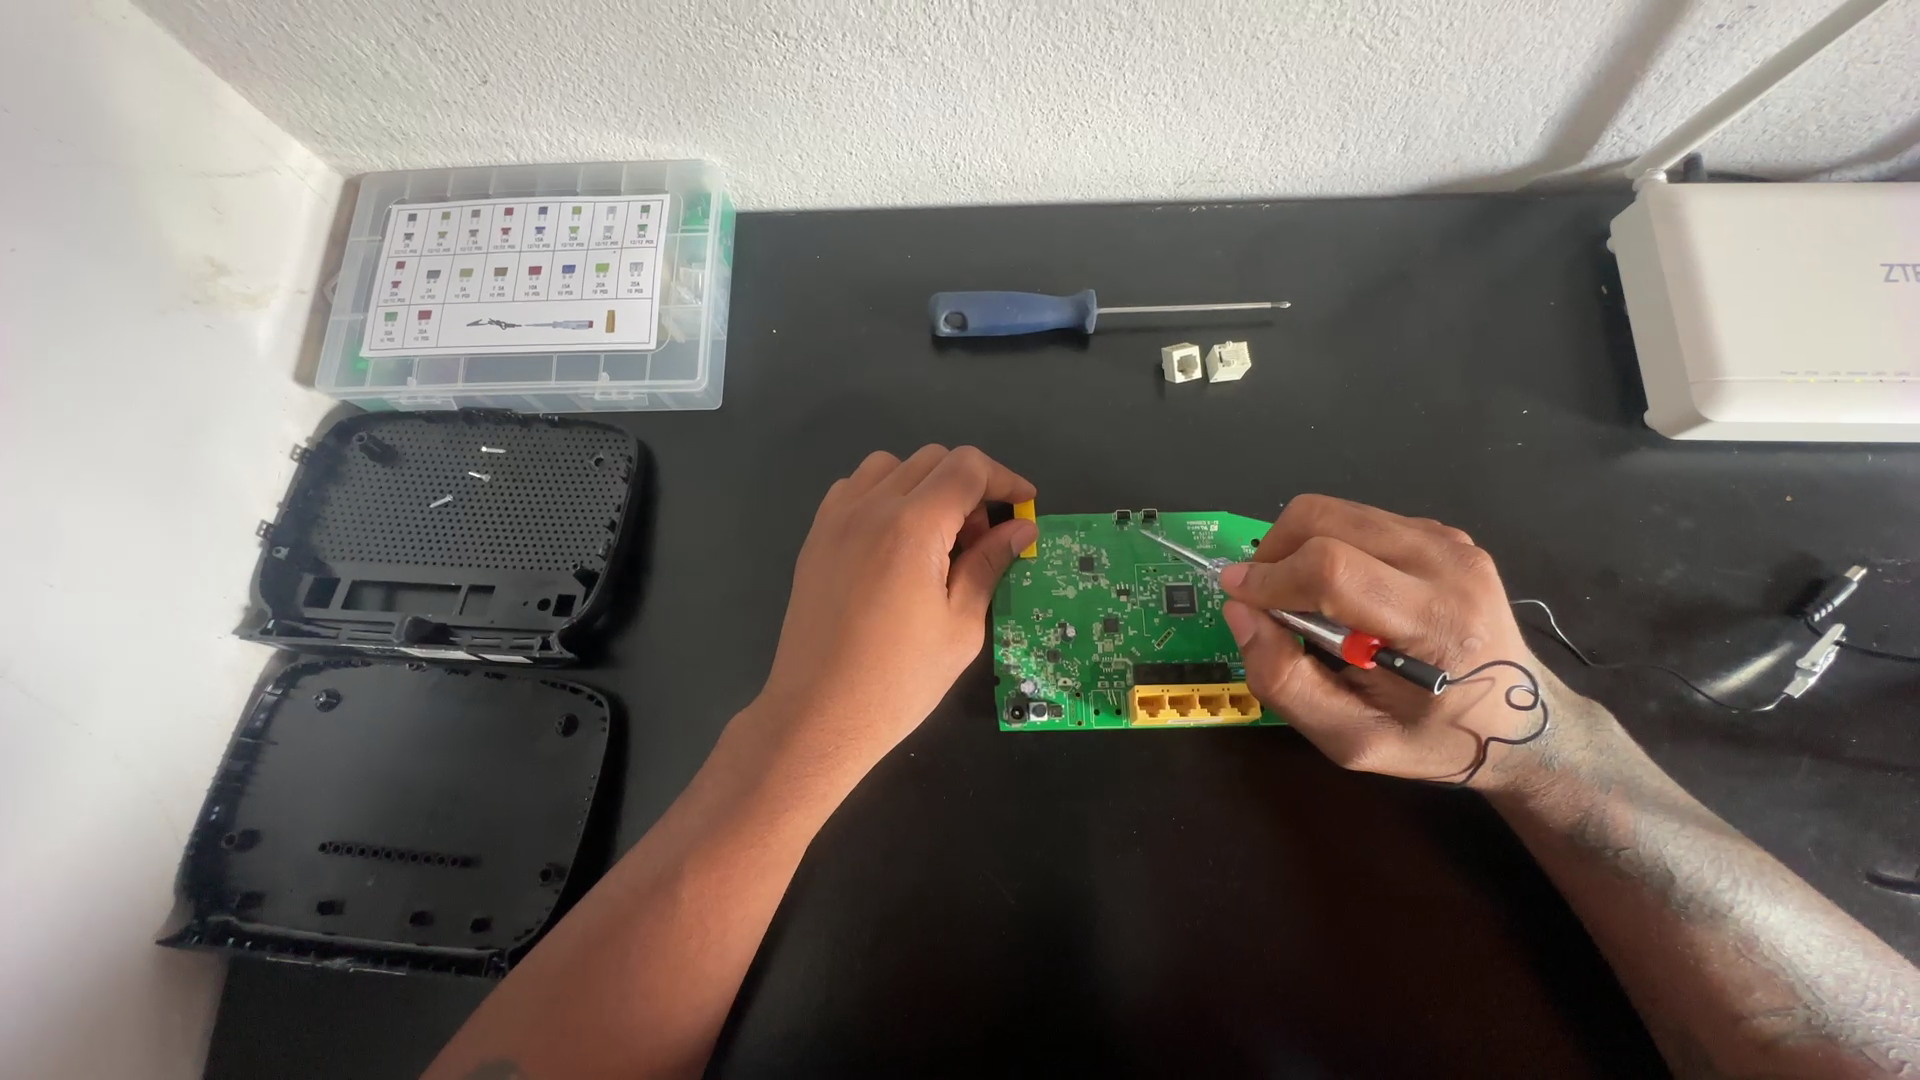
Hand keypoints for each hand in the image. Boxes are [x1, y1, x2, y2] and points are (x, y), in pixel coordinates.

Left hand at [752, 446, 1036, 771]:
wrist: (819, 714)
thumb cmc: (899, 681)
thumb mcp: (961, 626)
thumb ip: (989, 564)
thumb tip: (1023, 528)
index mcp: (913, 527)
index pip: (968, 468)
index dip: (1005, 479)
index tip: (1025, 507)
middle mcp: (871, 507)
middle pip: (933, 458)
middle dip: (969, 486)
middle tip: (981, 539)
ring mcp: (836, 518)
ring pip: (891, 465)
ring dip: (924, 485)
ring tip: (935, 537)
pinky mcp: (816, 536)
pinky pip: (854, 488)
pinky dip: (884, 495)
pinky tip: (893, 542)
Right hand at [1218, 494, 1553, 788]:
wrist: (1524, 722)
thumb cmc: (1436, 739)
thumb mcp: (1352, 740)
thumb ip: (1285, 682)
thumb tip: (1239, 613)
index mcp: (1434, 622)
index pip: (1332, 569)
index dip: (1269, 577)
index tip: (1235, 596)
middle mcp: (1447, 566)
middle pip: (1325, 519)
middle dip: (1274, 552)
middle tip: (1265, 598)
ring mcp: (1448, 542)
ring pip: (1335, 510)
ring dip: (1296, 547)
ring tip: (1299, 595)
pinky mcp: (1442, 534)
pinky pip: (1357, 518)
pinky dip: (1326, 545)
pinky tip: (1339, 590)